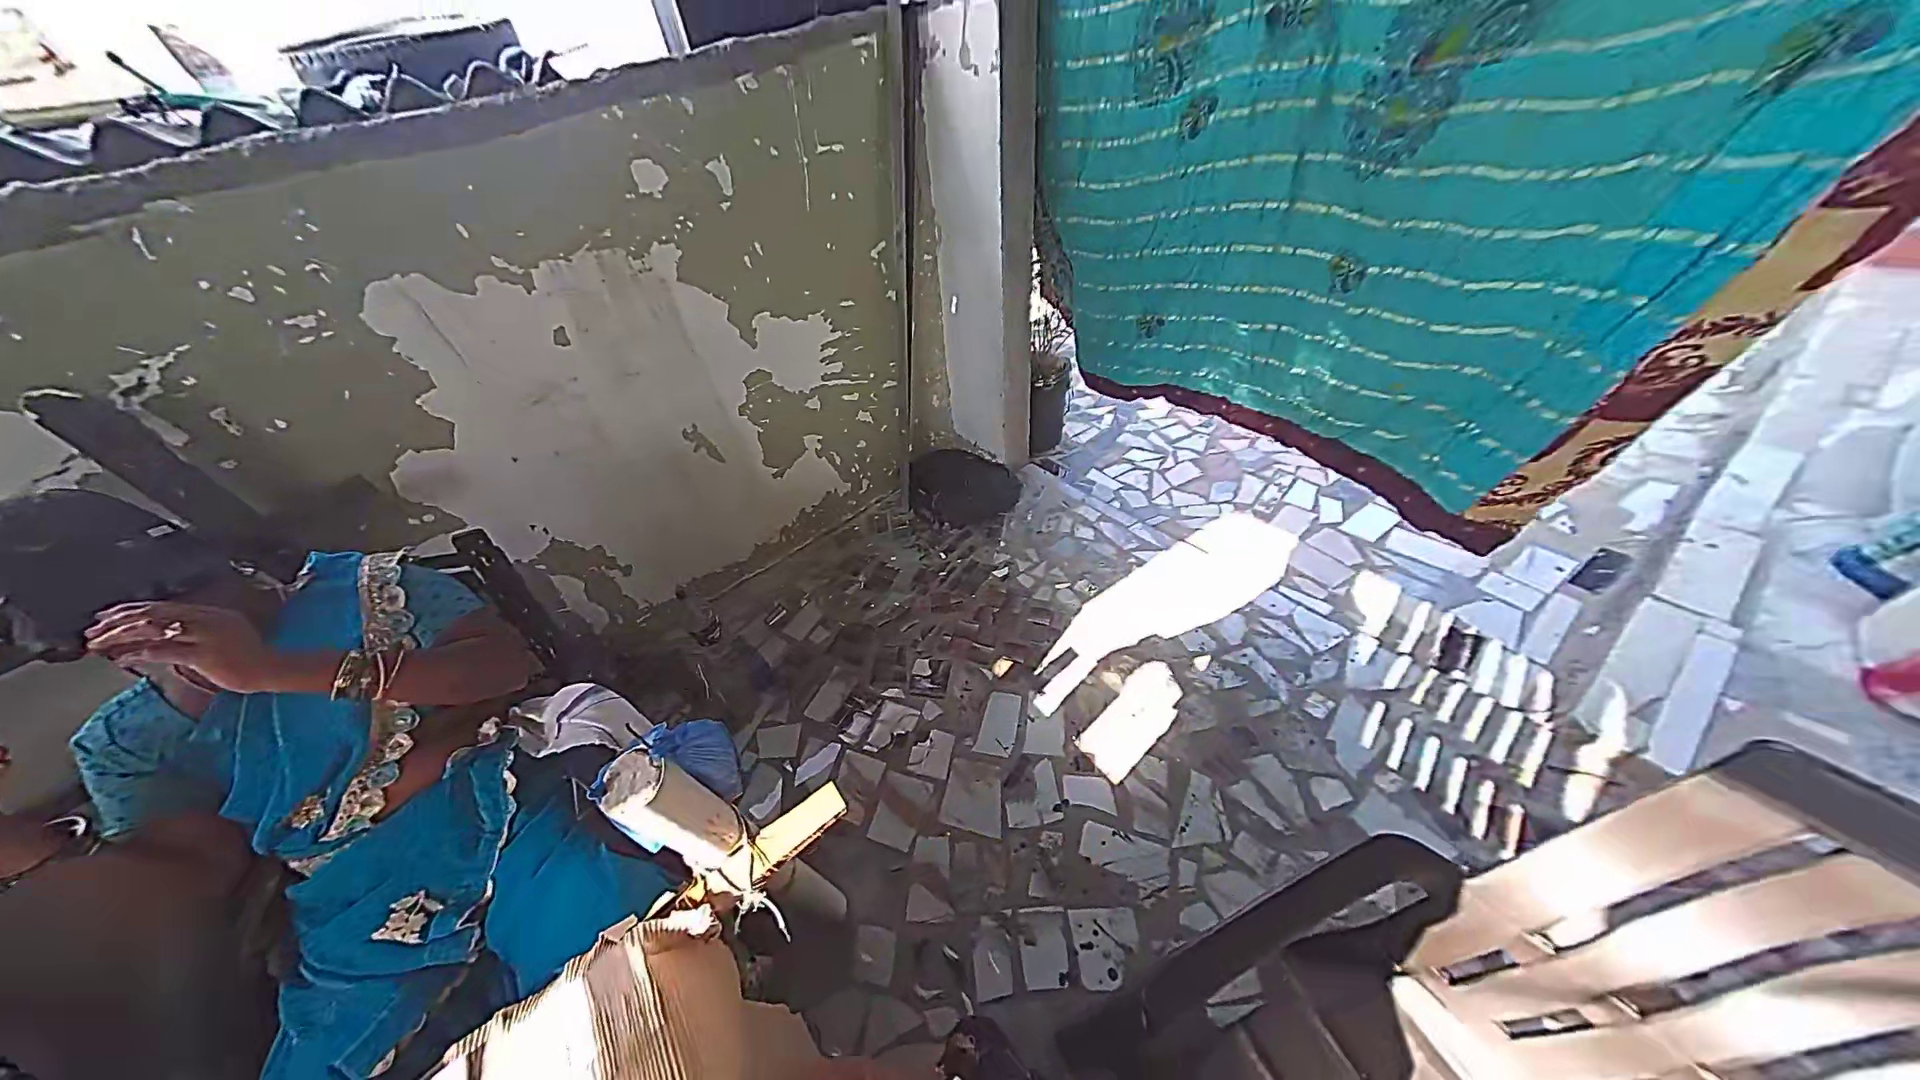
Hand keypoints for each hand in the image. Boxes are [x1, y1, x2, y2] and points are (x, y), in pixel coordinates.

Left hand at [84, 602, 285, 694]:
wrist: (273, 670)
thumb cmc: (248, 657)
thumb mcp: (224, 636)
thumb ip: (196, 630)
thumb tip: (158, 633)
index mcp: (215, 614)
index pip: (165, 606)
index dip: (130, 610)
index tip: (105, 618)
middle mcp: (211, 620)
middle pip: (155, 614)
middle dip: (117, 622)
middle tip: (92, 631)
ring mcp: (209, 636)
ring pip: (154, 630)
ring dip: (119, 637)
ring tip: (97, 645)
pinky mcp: (205, 654)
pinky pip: (162, 651)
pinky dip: (136, 654)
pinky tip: (121, 659)